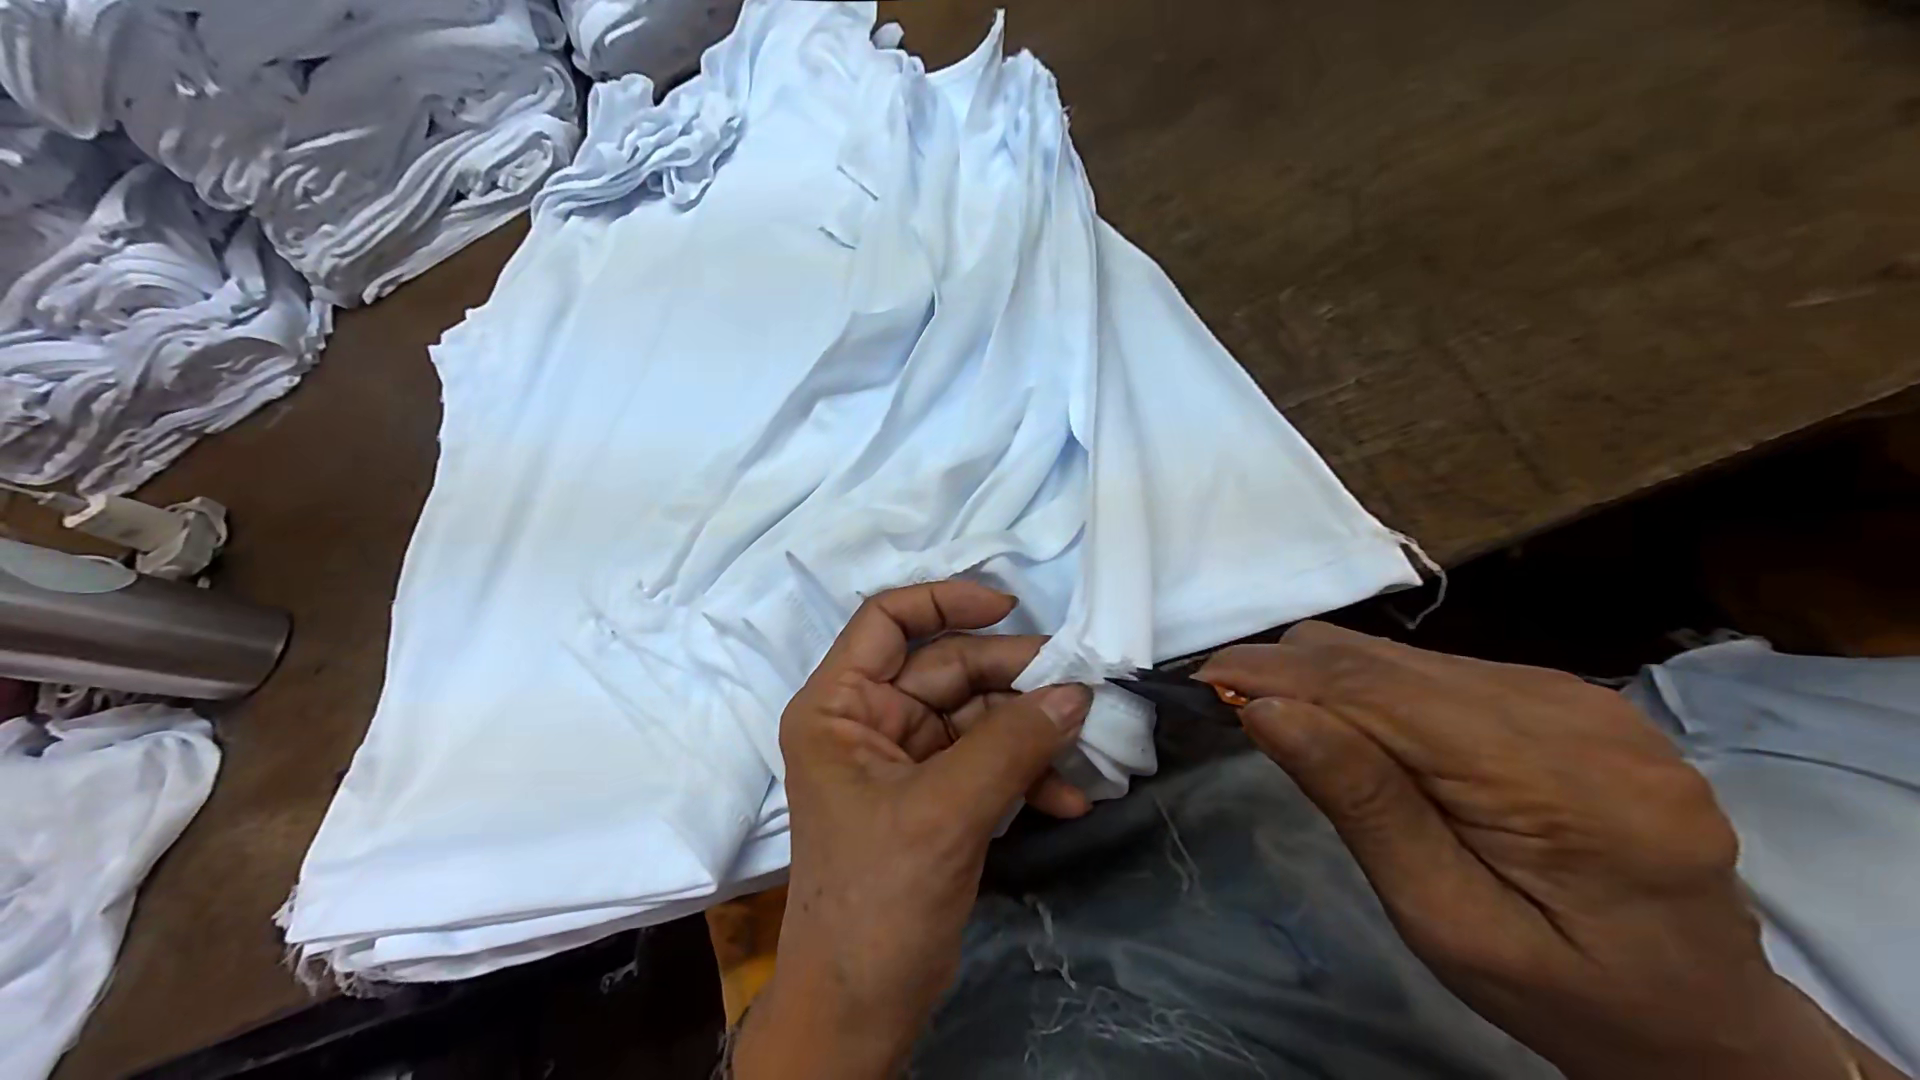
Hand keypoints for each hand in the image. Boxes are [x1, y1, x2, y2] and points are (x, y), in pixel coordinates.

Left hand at [732, 581, 1093, 1079]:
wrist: (862, 1009)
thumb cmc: (877, 901)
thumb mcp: (944, 812)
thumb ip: (1011, 744)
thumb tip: (1076, 691)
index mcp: (838, 706)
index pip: (886, 619)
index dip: (944, 599)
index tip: (1009, 605)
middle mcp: (867, 719)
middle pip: (947, 667)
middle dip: (1012, 679)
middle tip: (1078, 689)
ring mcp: (903, 757)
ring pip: (976, 714)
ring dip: (1030, 731)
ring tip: (1085, 748)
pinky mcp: (934, 793)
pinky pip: (986, 759)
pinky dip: (1025, 772)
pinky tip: (1068, 798)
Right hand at [1199, 622, 1885, 1079]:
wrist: (1701, 1012)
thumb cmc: (1567, 995)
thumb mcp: (1447, 923)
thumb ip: (1362, 805)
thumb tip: (1266, 709)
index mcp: (1567, 788)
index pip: (1382, 693)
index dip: (1279, 674)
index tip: (1200, 677)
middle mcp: (1576, 713)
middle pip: (1385, 659)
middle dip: (1289, 672)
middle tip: (1228, 705)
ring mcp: (1574, 693)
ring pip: (1397, 654)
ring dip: (1325, 681)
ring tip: (1286, 723)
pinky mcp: (1559, 691)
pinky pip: (1426, 668)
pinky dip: (1367, 689)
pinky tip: (1357, 732)